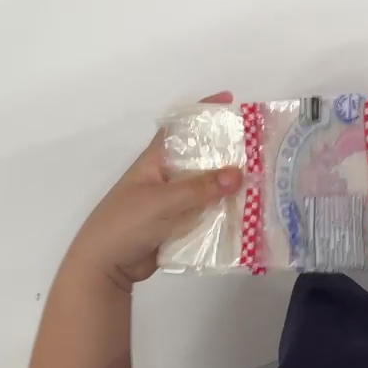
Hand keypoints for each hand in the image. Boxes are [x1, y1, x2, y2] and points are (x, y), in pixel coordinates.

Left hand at [65, 93, 241, 292]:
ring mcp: (173, 202)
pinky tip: (248, 210)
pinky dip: (224, 210)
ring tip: (262, 177)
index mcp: (156, 161)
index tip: (229, 100)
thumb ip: (200, 188)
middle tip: (258, 145)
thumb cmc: (125, 223)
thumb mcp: (162, 202)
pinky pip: (207, 212)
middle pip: (201, 158)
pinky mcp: (180, 224)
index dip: (202, 112)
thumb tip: (239, 173)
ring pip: (207, 186)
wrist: (104, 267)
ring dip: (229, 184)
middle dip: (227, 151)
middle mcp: (167, 177)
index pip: (181, 128)